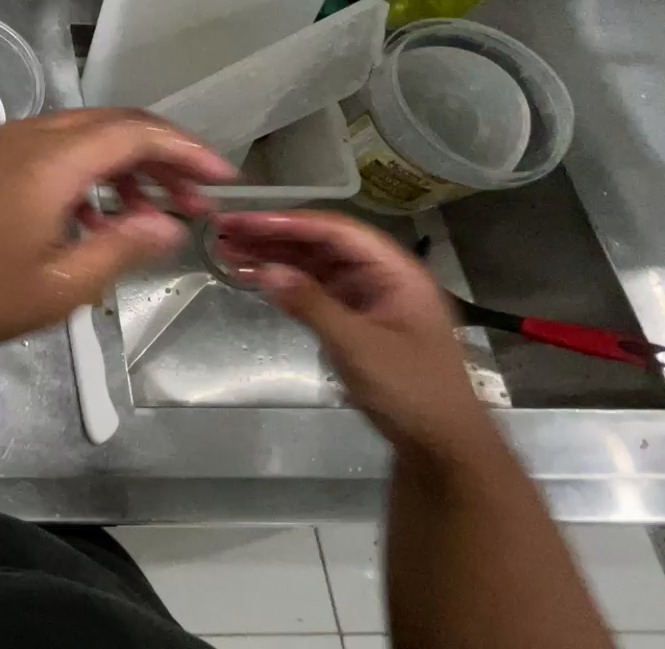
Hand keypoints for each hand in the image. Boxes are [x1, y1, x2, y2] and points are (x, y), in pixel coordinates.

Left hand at [0, 108, 235, 351]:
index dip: (185, 150)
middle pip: (106, 126)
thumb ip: (120, 249)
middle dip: (156, 158)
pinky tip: (85, 219)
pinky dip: (76, 174)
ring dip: (116, 167)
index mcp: (49, 159)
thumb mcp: (58, 286)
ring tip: (144, 217)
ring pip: (73, 137)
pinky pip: (40, 151)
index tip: (223, 179)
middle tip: (191, 202)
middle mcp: (22, 136)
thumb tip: (170, 224)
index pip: (134, 132)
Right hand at [213, 211, 493, 460]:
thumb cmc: (411, 390)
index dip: (288, 222)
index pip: (337, 232)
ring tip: (225, 248)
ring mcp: (365, 294)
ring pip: (311, 262)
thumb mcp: (359, 346)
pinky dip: (280, 279)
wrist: (440, 444)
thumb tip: (266, 270)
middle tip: (224, 229)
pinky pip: (310, 285)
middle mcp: (380, 274)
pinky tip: (248, 275)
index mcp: (396, 272)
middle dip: (272, 234)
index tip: (244, 221)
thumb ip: (311, 305)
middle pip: (320, 242)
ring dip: (270, 254)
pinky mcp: (351, 315)